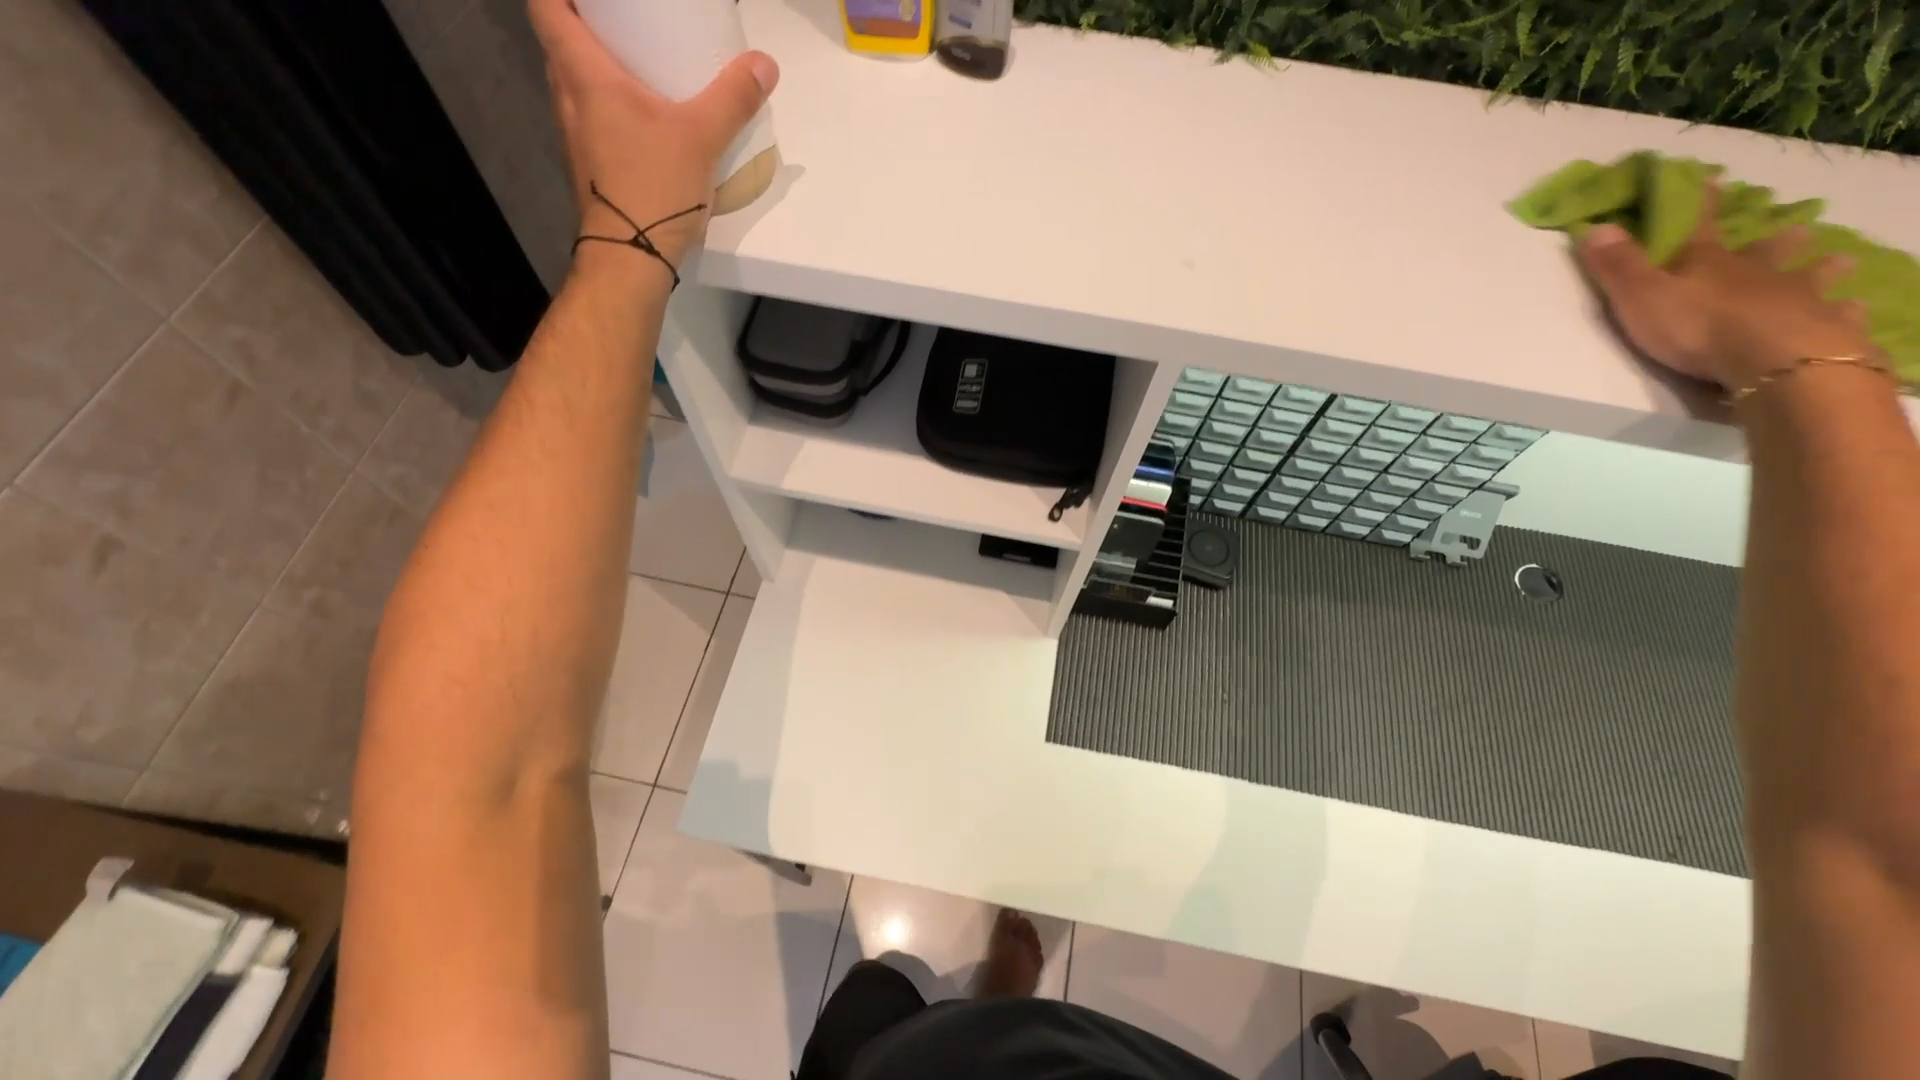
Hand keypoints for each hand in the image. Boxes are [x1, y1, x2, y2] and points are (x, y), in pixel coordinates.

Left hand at [528, 0, 778, 271]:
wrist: (630, 255)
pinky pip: (591, 115)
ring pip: (575, 81)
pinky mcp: (589, 164)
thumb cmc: (654, 186)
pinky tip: (644, 115)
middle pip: (560, 41)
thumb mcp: (702, 136)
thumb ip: (734, 97)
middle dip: (586, 22)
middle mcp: (567, 98)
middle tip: (627, 19)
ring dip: (598, 65)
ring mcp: (574, 135)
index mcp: (583, 75)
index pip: (546, 6)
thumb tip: (764, 64)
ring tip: (638, 62)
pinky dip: (609, 103)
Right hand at [1575, 189, 1876, 391]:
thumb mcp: (1640, 297)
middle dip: (1780, 240)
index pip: (1702, 227)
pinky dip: (1845, 312)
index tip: (1715, 177)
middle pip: (1769, 251)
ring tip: (1838, 263)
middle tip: (1801, 229)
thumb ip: (1618, 265)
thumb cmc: (1696, 325)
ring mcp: (1796, 298)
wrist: (1767, 357)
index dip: (1704, 203)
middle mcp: (1757, 273)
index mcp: (1710, 264)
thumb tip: (1594, 225)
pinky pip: (1838, 316)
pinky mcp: (1821, 328)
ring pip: (1812, 278)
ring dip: (1823, 270)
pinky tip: (1854, 309)